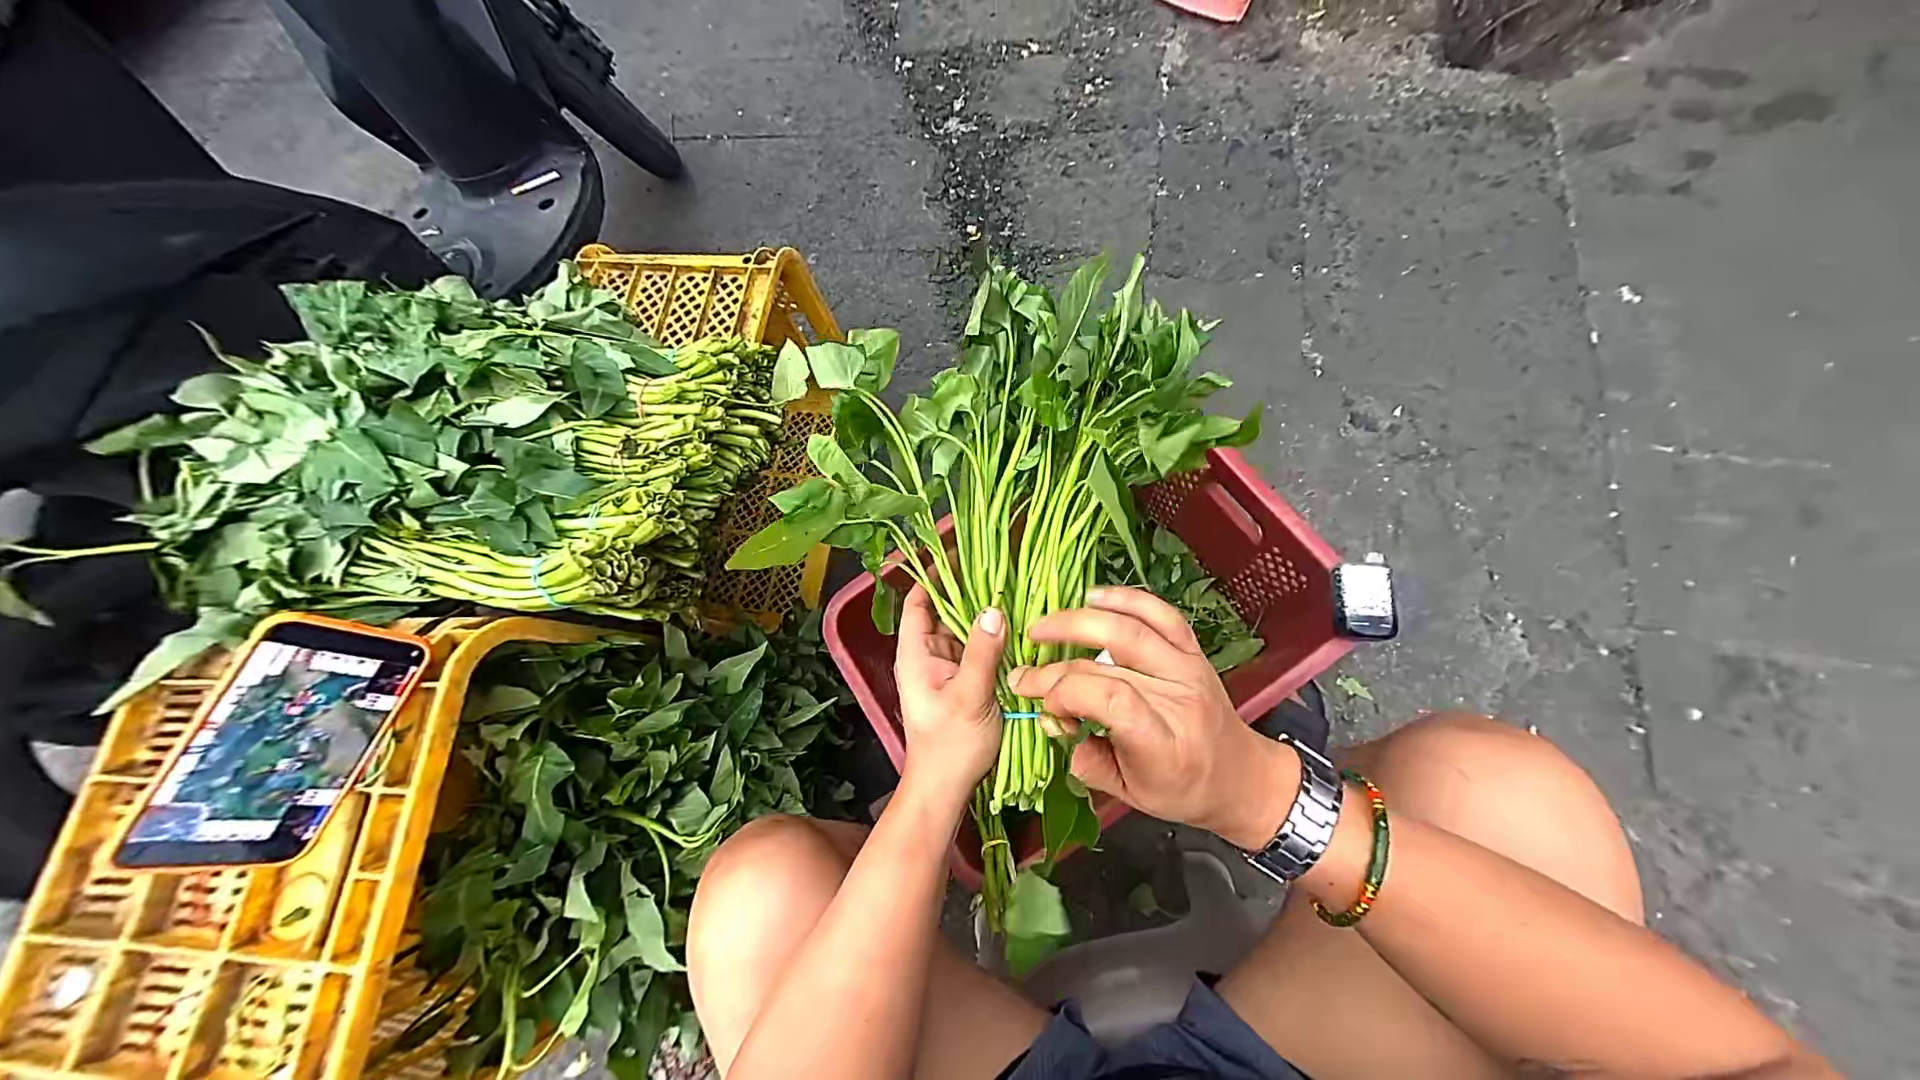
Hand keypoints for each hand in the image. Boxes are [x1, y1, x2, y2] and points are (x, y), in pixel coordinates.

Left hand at [893, 584, 1006, 807]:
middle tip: (1002, 566)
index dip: (935, 574)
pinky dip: (995, 636)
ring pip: (966, 628)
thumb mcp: (970, 695)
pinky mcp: (966, 680)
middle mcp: (929, 654)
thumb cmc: (950, 745)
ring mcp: (948, 667)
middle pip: (946, 609)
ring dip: (985, 613)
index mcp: (916, 652)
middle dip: (970, 589)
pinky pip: (979, 648)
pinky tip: (1018, 625)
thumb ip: (982, 651)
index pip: (919, 600)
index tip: (962, 553)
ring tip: (1015, 587)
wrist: (947, 786)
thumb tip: (994, 609)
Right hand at [1009, 586, 1299, 848]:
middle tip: (1024, 667)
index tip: (1043, 705)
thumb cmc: (1183, 790)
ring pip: (1132, 628)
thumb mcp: (1130, 794)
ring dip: (1080, 621)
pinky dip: (1126, 598)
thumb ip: (1086, 759)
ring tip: (1044, 626)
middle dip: (1057, 662)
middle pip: (1110, 663)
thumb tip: (1051, 720)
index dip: (1066, 694)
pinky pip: (1161, 613)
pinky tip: (1093, 597)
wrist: (1241, 777)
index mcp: (1163, 742)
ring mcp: (1188, 668)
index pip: (1110, 700)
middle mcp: (1178, 698)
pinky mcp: (1192, 650)